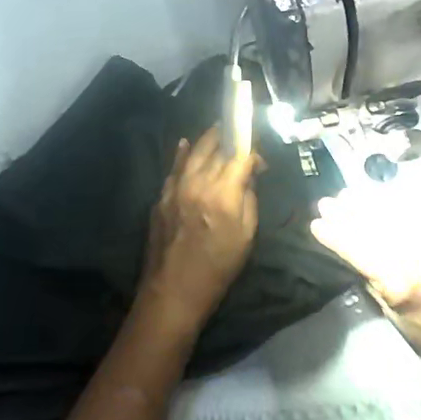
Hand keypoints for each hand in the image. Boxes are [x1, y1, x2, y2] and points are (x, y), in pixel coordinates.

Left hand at [139, 127, 262, 329]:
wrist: (173, 289)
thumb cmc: (218, 268)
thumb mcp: (247, 237)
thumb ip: (249, 201)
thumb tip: (248, 179)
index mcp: (223, 193)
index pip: (240, 157)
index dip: (252, 153)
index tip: (260, 160)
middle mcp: (197, 182)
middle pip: (215, 149)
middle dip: (230, 140)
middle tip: (239, 137)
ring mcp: (175, 187)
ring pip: (192, 154)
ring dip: (207, 140)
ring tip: (217, 130)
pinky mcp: (161, 197)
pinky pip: (174, 168)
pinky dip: (182, 155)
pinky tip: (185, 145)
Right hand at [311, 192, 420, 414]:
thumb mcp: (399, 322)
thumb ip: (377, 285)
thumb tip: (356, 259)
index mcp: (405, 285)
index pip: (358, 248)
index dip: (333, 233)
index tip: (316, 223)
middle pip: (376, 223)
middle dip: (348, 211)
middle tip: (328, 203)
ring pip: (400, 209)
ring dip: (372, 200)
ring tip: (352, 194)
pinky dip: (409, 198)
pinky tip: (393, 193)